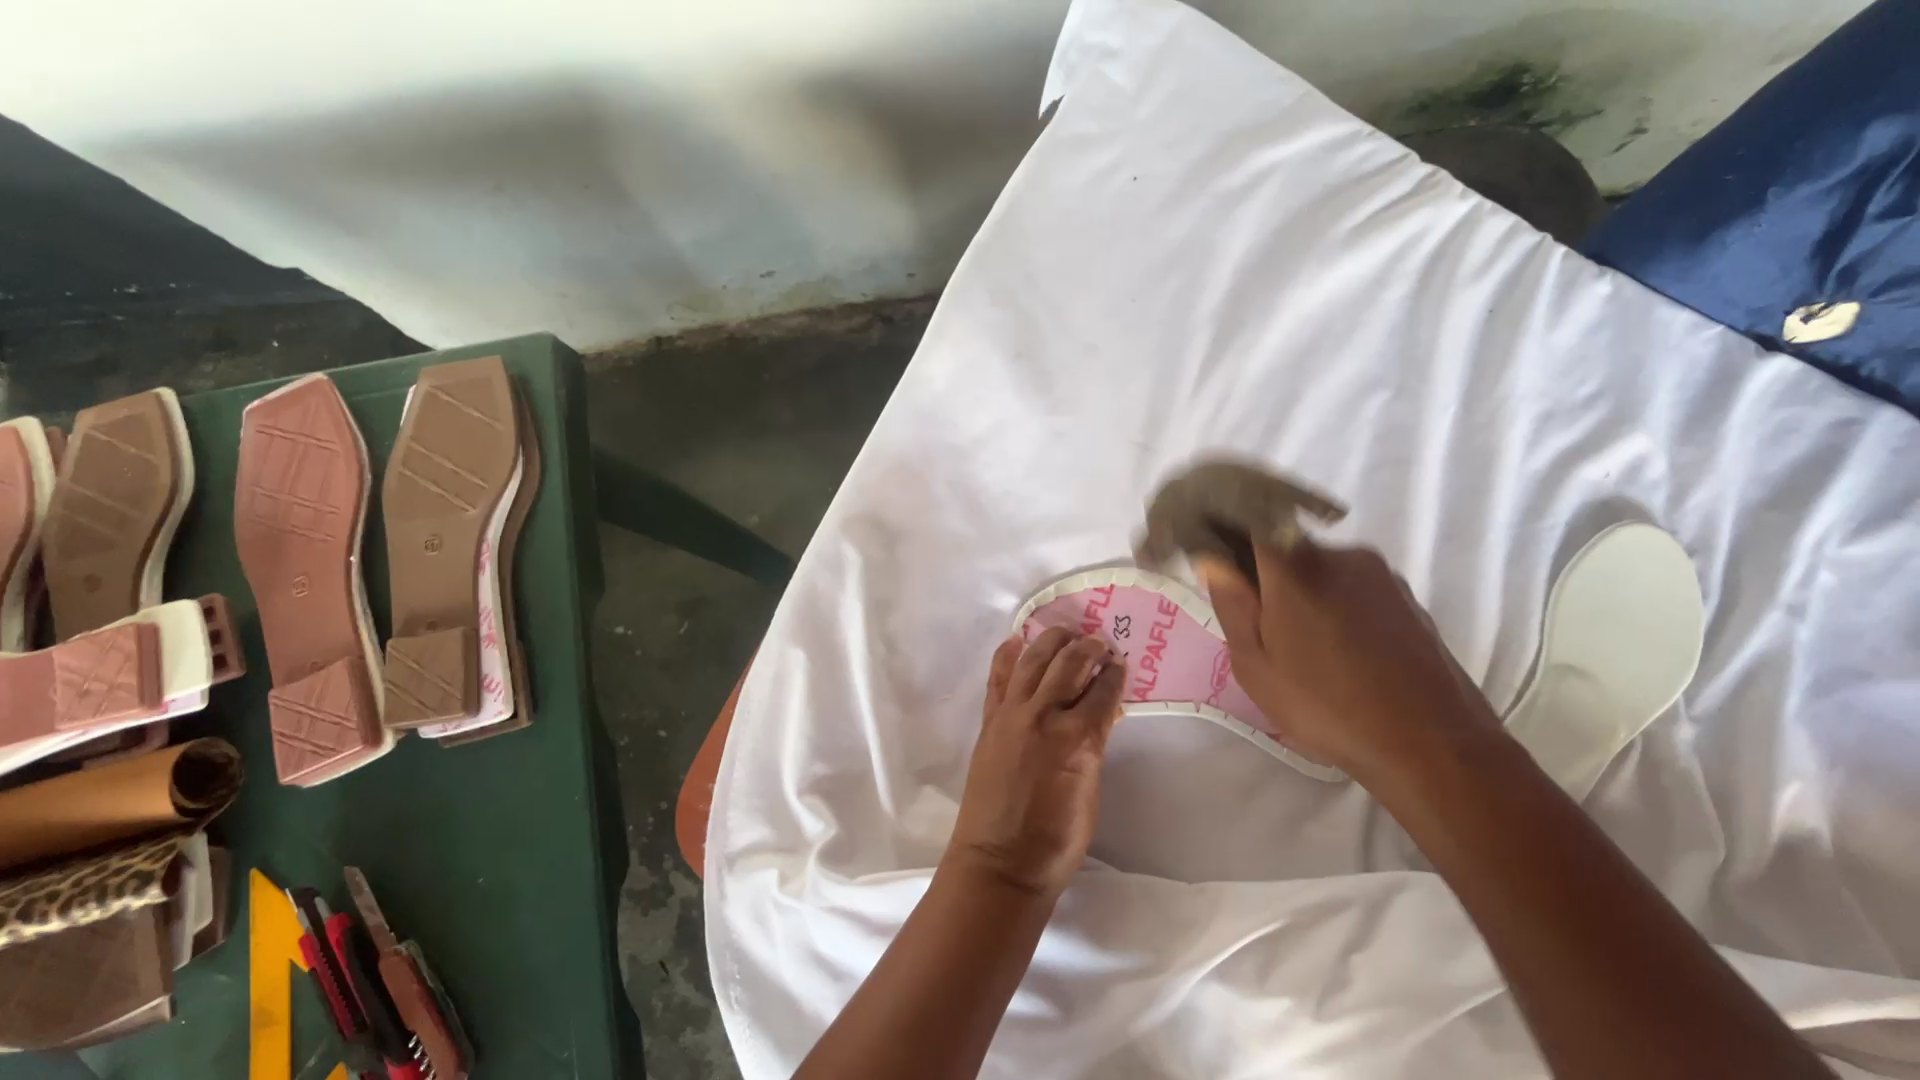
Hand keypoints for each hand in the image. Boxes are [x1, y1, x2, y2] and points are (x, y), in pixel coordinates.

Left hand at [947, 628, 1126, 898]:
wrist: (999, 863)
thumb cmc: (1055, 840)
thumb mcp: (1090, 793)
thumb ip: (1094, 747)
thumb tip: (1101, 716)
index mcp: (1077, 738)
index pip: (1102, 691)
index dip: (1115, 673)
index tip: (1122, 661)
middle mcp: (1043, 716)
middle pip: (1069, 665)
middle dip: (1088, 648)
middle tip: (1100, 642)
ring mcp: (1010, 716)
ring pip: (1032, 661)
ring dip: (1052, 642)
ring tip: (1066, 632)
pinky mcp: (989, 724)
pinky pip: (998, 679)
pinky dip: (1008, 656)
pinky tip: (1016, 641)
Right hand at [1199, 538, 1499, 783]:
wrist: (1432, 743)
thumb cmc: (1327, 706)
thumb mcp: (1256, 665)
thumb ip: (1232, 603)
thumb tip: (1214, 557)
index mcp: (1295, 565)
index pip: (1249, 519)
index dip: (1227, 535)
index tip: (1218, 570)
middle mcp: (1341, 554)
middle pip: (1287, 548)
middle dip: (1267, 579)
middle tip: (1262, 633)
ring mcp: (1382, 575)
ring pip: (1323, 572)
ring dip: (1305, 599)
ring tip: (1307, 656)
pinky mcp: (1408, 599)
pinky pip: (1355, 591)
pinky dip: (1338, 612)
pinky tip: (1344, 660)